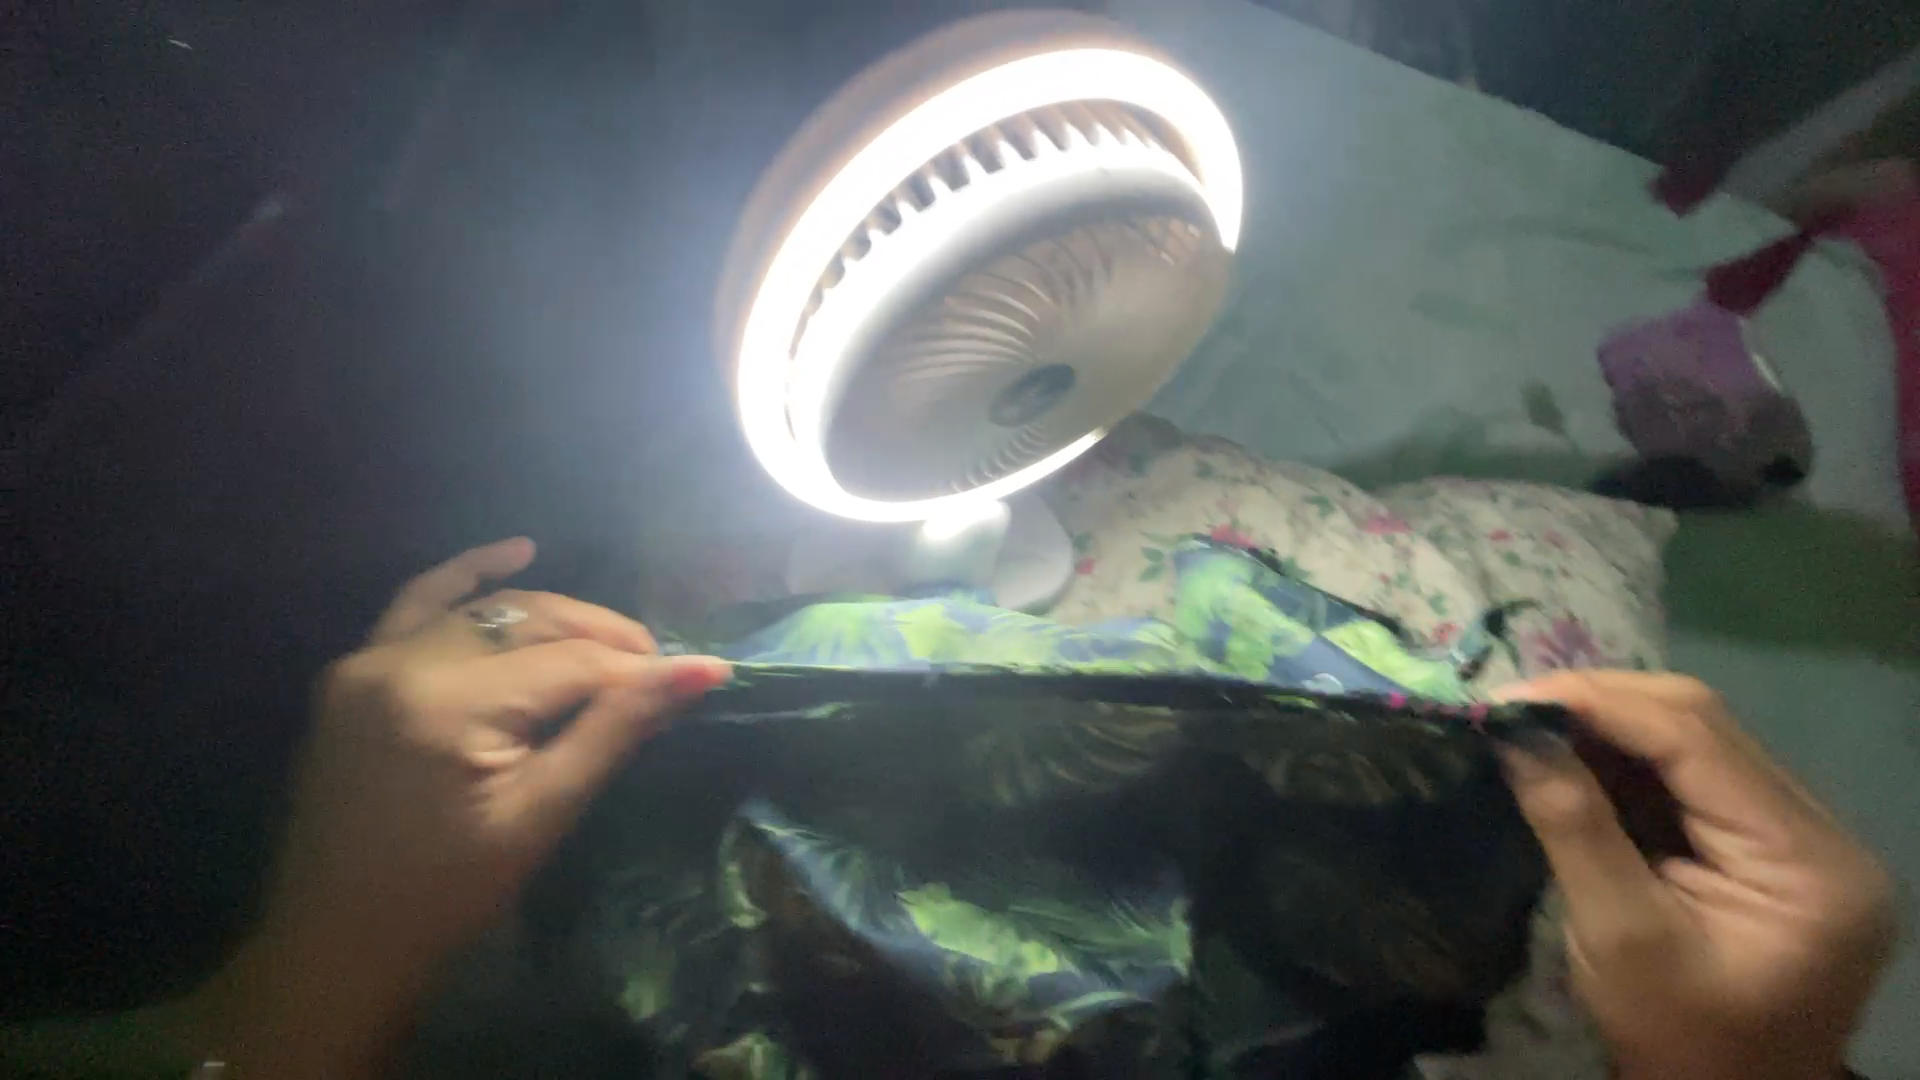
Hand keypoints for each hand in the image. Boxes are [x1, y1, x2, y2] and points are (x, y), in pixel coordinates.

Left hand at [190, 538, 729, 1077]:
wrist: (338, 944)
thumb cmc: (452, 890)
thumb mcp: (547, 810)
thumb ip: (621, 725)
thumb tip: (704, 669)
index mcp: (448, 706)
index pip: (573, 662)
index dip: (642, 668)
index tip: (700, 675)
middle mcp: (403, 663)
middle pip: (536, 622)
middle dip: (608, 638)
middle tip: (658, 667)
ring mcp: (370, 661)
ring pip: (494, 610)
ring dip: (561, 616)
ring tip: (615, 639)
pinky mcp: (357, 671)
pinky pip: (419, 603)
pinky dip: (470, 574)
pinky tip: (518, 552)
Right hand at [1496, 672, 1895, 1079]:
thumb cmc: (1675, 1027)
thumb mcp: (1616, 929)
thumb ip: (1569, 822)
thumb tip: (1510, 731)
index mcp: (1805, 860)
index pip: (1695, 739)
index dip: (1595, 702)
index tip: (1504, 699)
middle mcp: (1812, 829)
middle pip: (1697, 720)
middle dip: (1594, 701)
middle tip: (1508, 711)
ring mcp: (1785, 829)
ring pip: (1684, 731)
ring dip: (1598, 720)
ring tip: (1525, 727)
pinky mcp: (1748, 835)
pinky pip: (1674, 764)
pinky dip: (1609, 749)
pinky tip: (1562, 753)